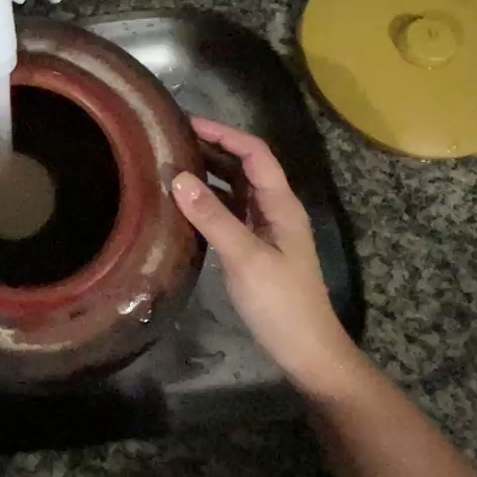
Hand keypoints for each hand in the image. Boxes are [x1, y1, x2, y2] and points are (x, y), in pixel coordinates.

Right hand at [170, 117, 366, 399]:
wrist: (308, 353)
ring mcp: (264, 229)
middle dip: (211, 147)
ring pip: (234, 188)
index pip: (254, 153)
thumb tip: (177, 177)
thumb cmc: (282, 303)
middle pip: (243, 165)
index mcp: (280, 204)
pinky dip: (205, 199)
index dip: (224, 133)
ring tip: (169, 163)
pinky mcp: (253, 247)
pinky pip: (228, 210)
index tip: (186, 122)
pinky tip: (180, 203)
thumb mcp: (245, 258)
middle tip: (169, 139)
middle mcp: (274, 209)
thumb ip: (212, 217)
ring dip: (206, 173)